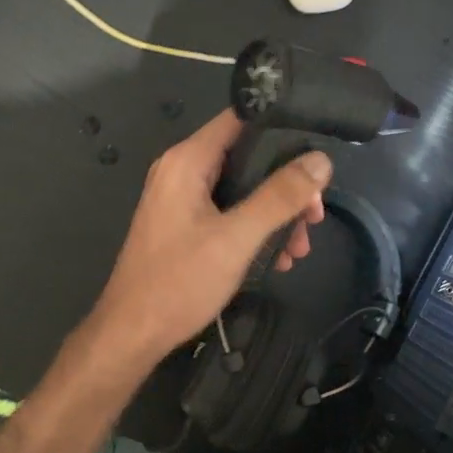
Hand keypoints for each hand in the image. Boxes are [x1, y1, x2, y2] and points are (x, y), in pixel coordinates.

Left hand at [86, 109, 329, 368]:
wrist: (133, 334)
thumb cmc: (179, 282)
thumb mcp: (237, 238)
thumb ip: (280, 197)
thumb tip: (320, 161)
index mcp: (187, 161)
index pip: (241, 118)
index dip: (283, 127)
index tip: (318, 152)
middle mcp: (182, 171)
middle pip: (248, 158)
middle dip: (287, 185)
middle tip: (315, 215)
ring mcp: (182, 200)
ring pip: (243, 190)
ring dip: (276, 214)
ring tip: (299, 248)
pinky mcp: (185, 226)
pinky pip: (230, 214)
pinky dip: (255, 230)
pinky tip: (277, 259)